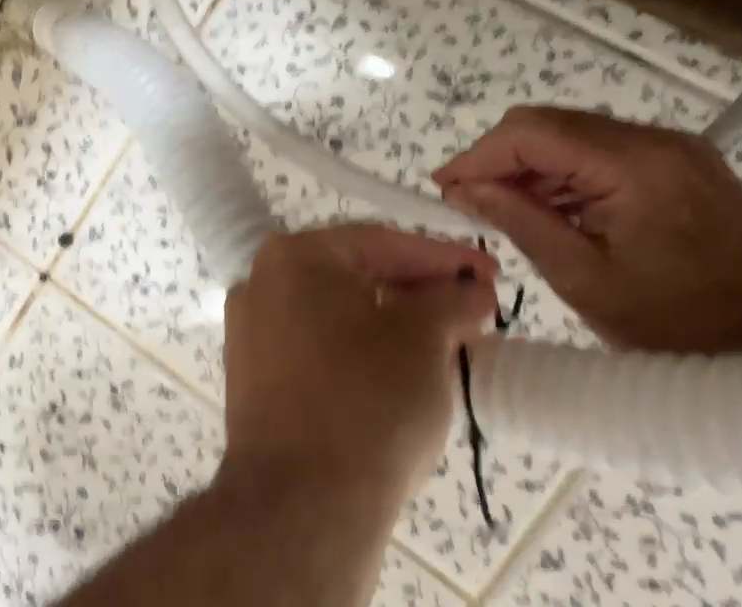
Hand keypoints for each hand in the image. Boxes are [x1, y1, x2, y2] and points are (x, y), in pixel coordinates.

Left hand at [222, 226, 498, 497]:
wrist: (302, 499)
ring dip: (391, 323)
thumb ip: (450, 300)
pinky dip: (359, 351)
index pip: (380, 242)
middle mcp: (260, 282)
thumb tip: (469, 289)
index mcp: (294, 256)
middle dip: (417, 291)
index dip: (442, 257)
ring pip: (335, 314)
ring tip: (446, 345)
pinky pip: (316, 348)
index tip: (491, 274)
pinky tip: (398, 374)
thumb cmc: (368, 399)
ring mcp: (250, 331)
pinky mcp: (253, 377)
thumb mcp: (425, 339)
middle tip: (472, 311)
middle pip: (353, 274)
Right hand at [432, 106, 741, 353]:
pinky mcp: (685, 164)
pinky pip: (605, 152)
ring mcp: (676, 149)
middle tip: (468, 202)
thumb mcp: (582, 278)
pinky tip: (553, 211)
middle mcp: (657, 140)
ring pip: (574, 135)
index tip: (442, 189)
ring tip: (505, 211)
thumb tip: (461, 188)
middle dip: (500, 159)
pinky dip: (567, 174)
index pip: (531, 131)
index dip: (477, 155)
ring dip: (532, 167)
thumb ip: (518, 221)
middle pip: (550, 124)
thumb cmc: (680, 327)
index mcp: (635, 164)